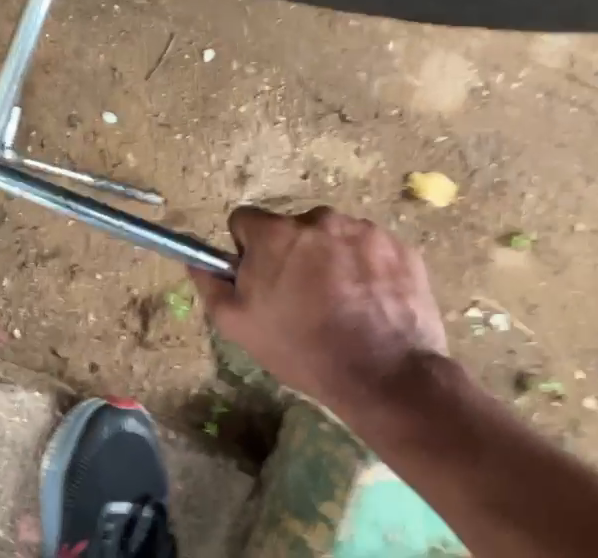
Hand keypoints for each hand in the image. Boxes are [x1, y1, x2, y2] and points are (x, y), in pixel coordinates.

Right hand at [187, 206, 447, 413]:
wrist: (388, 378)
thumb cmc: (303, 349)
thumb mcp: (238, 324)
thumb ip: (210, 284)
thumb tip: (196, 261)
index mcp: (274, 232)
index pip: (245, 221)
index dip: (248, 249)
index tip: (261, 279)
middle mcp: (318, 220)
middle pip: (292, 229)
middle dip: (292, 254)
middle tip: (302, 298)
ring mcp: (364, 231)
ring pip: (332, 237)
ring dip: (330, 259)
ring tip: (343, 304)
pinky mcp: (401, 249)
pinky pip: (370, 250)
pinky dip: (367, 269)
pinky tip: (371, 304)